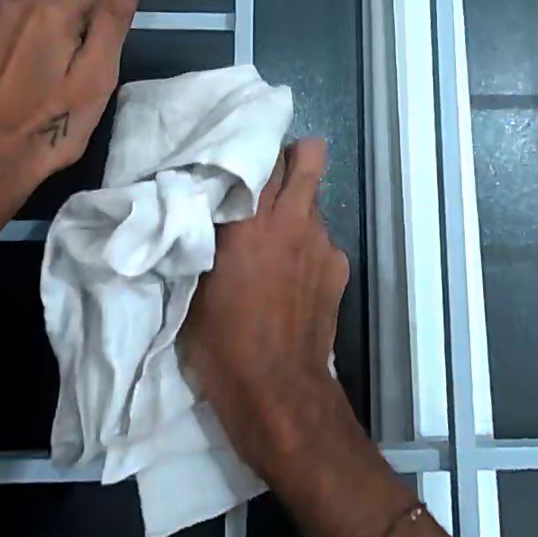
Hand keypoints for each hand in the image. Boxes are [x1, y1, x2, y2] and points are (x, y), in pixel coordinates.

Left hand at [0, 0, 142, 229]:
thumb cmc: (50, 123)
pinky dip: (31, 40)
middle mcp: (19, 3)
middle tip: (84, 71)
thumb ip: (113, 19)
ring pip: (39, 7)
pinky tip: (31, 76)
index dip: (108, 19)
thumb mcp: (96, 75)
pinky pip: (17, 25)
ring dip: (56, 28)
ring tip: (58, 74)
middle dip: (82, 20)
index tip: (104, 56)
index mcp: (52, 8)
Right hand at [183, 138, 349, 478]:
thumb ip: (210, 236)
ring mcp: (323, 242)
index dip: (258, 148)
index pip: (266, 156)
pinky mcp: (340, 266)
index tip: (245, 152)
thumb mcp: (197, 282)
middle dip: (295, 157)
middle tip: (273, 176)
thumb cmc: (222, 338)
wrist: (277, 388)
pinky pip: (322, 240)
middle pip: (309, 158)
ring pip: (314, 203)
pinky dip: (309, 247)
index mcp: (252, 219)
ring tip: (278, 241)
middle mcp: (295, 220)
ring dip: (297, 210)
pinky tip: (294, 279)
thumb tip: (211, 212)